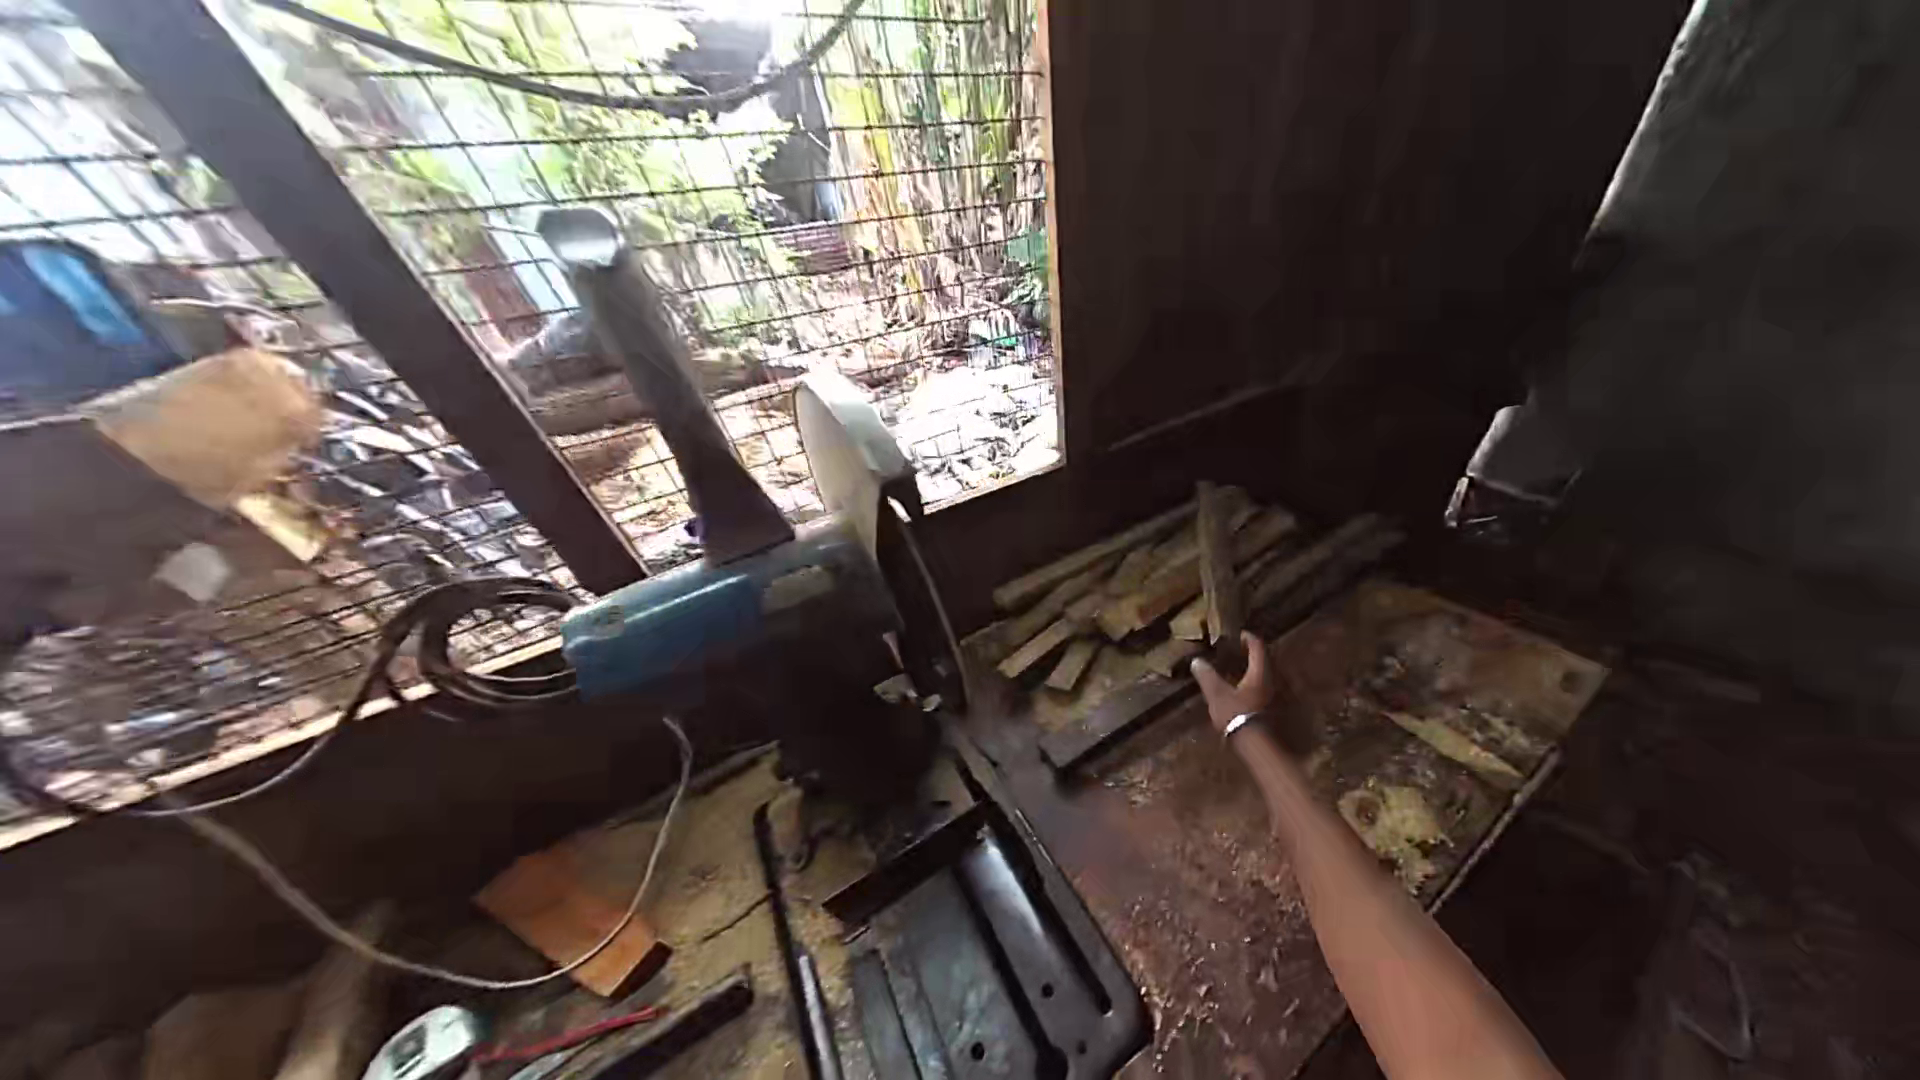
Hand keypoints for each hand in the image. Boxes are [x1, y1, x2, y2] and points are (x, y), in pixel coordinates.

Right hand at [1190, 630, 1274, 733]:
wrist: (1258, 747)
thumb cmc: (1237, 715)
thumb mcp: (1217, 694)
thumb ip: (1207, 676)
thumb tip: (1197, 661)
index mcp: (1260, 672)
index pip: (1258, 647)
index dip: (1248, 638)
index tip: (1238, 635)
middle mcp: (1274, 680)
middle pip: (1266, 660)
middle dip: (1252, 654)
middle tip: (1237, 652)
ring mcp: (1279, 696)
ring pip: (1268, 675)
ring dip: (1255, 670)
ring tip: (1239, 671)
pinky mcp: (1279, 710)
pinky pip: (1268, 689)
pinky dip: (1258, 684)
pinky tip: (1246, 691)